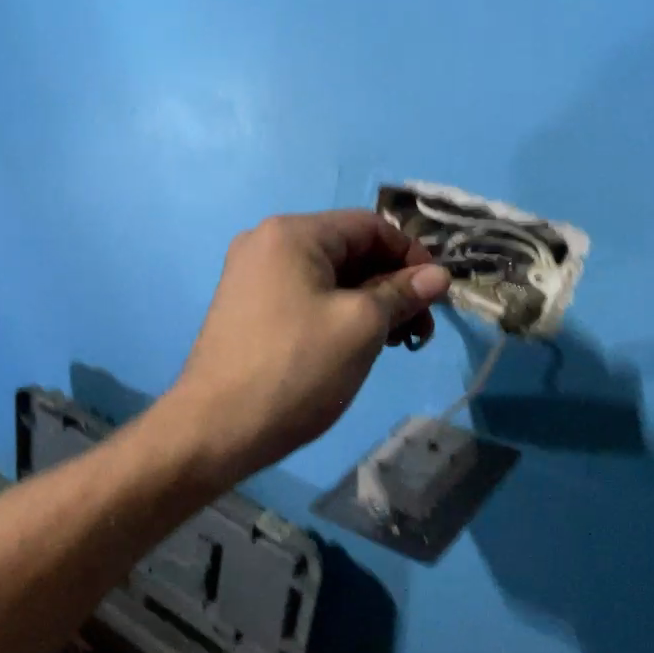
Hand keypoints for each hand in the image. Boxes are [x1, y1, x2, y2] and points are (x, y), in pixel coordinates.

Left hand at [152, 210, 451, 487]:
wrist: (216, 426)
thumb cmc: (295, 368)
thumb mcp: (360, 327)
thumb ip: (402, 294)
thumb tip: (438, 275)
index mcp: (291, 233)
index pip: (369, 225)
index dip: (411, 256)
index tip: (438, 298)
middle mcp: (265, 242)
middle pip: (348, 249)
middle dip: (391, 285)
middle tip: (419, 332)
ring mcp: (250, 275)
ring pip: (327, 276)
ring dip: (368, 302)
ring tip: (393, 344)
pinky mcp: (246, 307)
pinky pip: (304, 295)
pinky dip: (337, 313)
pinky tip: (356, 346)